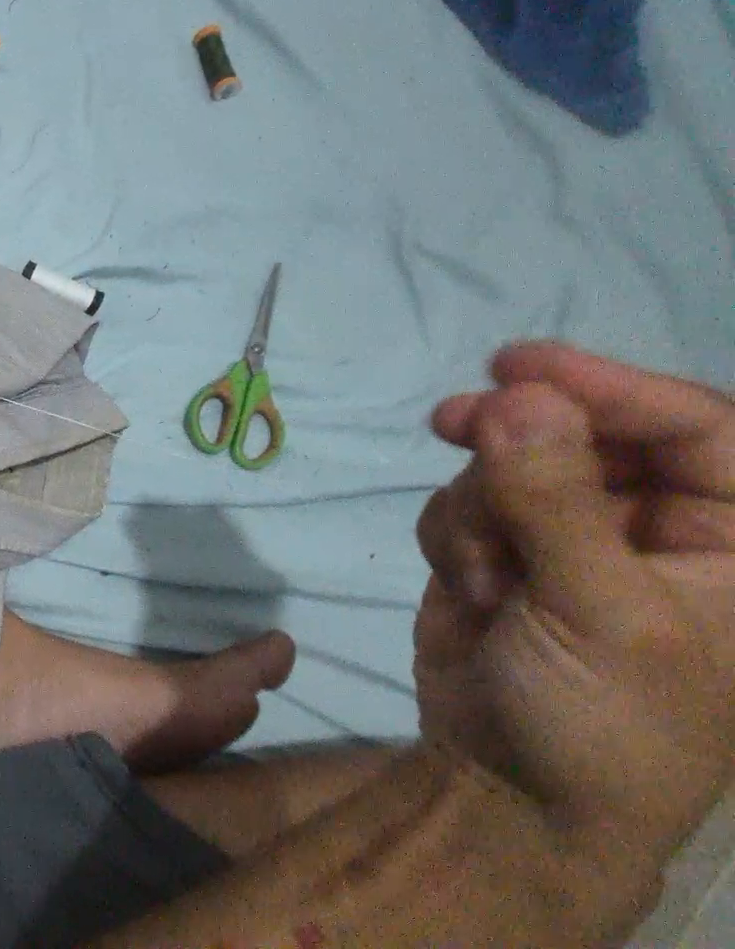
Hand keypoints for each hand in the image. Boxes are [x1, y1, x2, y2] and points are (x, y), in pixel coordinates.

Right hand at [412, 352, 734, 866]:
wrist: (506, 785)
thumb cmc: (603, 718)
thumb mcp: (596, 612)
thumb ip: (555, 502)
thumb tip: (514, 397)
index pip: (699, 433)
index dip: (615, 389)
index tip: (517, 364)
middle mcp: (661, 529)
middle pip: (586, 435)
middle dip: (517, 434)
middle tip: (452, 421)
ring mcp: (571, 538)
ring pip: (506, 468)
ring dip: (476, 512)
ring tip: (480, 577)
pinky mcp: (500, 551)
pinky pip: (462, 504)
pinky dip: (450, 538)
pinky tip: (465, 587)